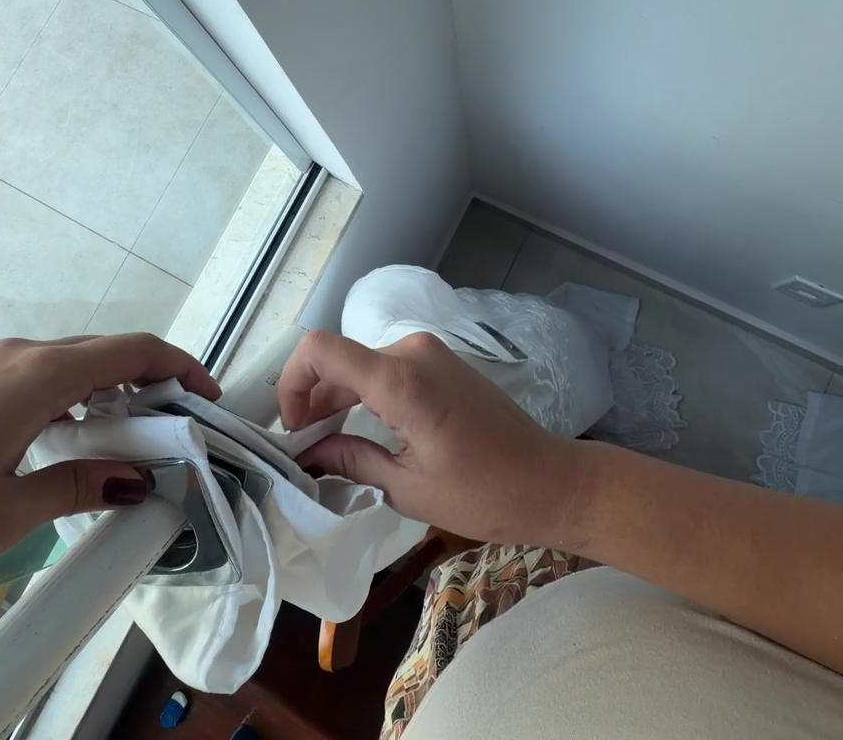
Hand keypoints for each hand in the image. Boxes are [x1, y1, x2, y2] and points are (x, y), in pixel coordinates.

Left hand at [0, 333, 218, 603]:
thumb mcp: (6, 513)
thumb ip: (79, 486)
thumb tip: (134, 480)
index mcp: (38, 376)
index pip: (134, 350)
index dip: (180, 367)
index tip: (207, 396)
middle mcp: (15, 356)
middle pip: (104, 352)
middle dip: (149, 381)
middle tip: (173, 428)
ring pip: (68, 365)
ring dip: (107, 392)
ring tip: (125, 441)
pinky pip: (34, 377)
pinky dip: (69, 399)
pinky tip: (64, 441)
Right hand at [278, 330, 590, 545]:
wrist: (550, 480)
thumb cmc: (484, 493)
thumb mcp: (408, 488)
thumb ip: (351, 462)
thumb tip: (307, 456)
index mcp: (401, 380)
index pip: (320, 350)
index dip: (292, 383)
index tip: (294, 427)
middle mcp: (412, 352)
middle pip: (338, 360)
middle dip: (312, 400)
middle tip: (304, 448)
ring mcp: (430, 352)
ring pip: (361, 364)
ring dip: (338, 399)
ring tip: (329, 444)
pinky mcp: (441, 362)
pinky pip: (387, 368)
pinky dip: (365, 393)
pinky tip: (363, 430)